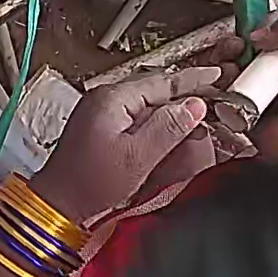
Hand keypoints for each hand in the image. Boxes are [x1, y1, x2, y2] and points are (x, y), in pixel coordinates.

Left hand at [31, 67, 234, 221]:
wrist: (59, 199)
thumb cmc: (90, 181)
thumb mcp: (137, 157)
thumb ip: (168, 128)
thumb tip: (195, 105)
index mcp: (112, 98)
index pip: (162, 82)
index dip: (193, 81)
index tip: (218, 77)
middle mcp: (104, 97)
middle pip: (154, 88)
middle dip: (185, 93)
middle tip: (215, 98)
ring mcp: (100, 110)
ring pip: (146, 101)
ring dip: (171, 107)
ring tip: (198, 115)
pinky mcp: (101, 124)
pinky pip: (135, 113)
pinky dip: (156, 119)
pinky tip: (170, 130)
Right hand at [214, 13, 277, 165]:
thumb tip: (262, 27)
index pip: (266, 28)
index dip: (256, 22)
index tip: (249, 15)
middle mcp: (270, 68)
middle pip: (238, 44)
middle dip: (234, 43)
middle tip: (241, 48)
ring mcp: (253, 86)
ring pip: (224, 65)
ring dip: (227, 64)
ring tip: (239, 72)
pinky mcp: (238, 105)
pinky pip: (217, 90)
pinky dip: (219, 86)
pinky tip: (233, 87)